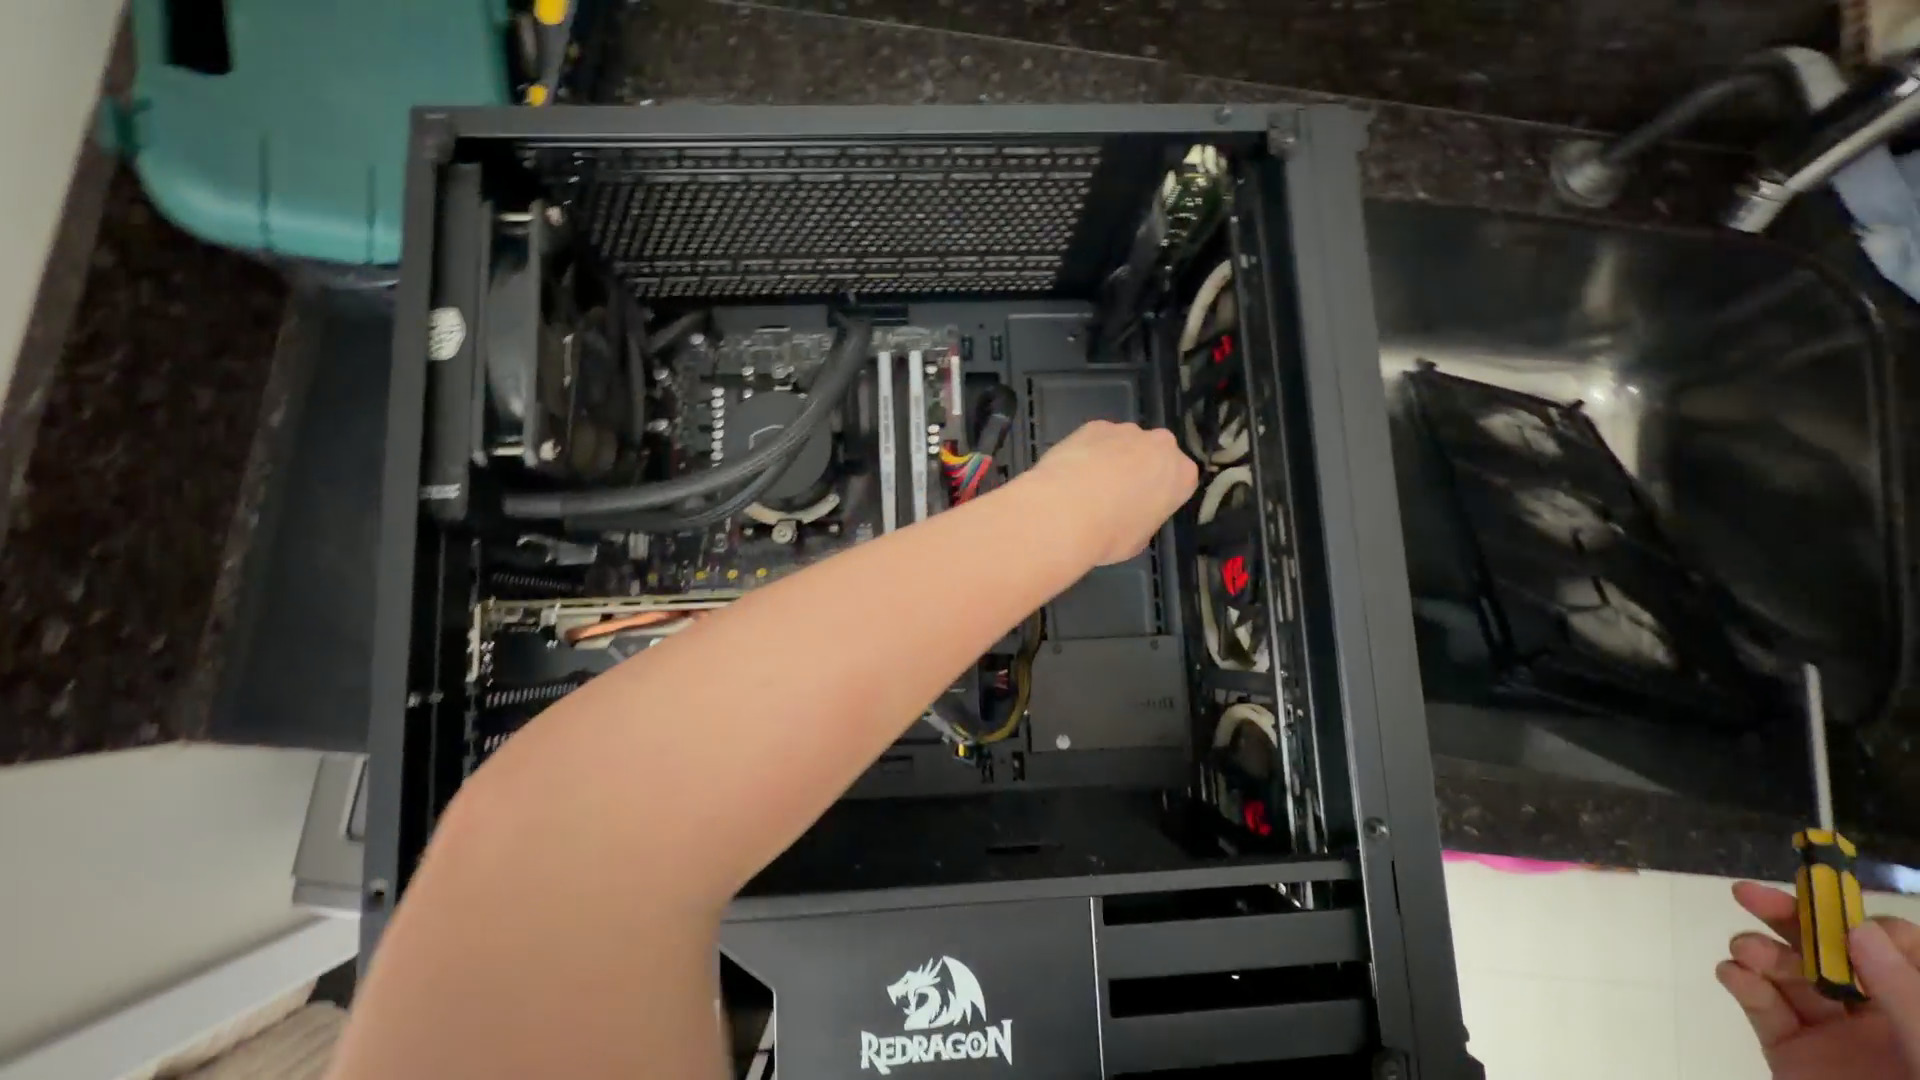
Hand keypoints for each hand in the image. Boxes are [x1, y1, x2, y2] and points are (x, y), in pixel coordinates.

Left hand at [1017, 421, 1198, 566]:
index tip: (1143, 508)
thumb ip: (1144, 520)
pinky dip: (1087, 452)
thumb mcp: (1139, 540)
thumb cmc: (1110, 534)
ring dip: (1112, 459)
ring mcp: (1126, 430)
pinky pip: (1096, 439)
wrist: (1064, 512)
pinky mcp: (1093, 425)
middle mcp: (1160, 445)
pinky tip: (1072, 474)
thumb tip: (1131, 515)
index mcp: (1181, 474)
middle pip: (1154, 455)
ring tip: (1088, 486)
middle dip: (1139, 470)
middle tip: (1116, 496)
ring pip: (1124, 444)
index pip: (1179, 480)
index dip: (1160, 495)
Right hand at [1717, 881, 1919, 1078]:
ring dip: (1758, 950)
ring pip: (1784, 971)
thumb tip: (1857, 926)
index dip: (1858, 921)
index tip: (1829, 904)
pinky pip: (1758, 1006)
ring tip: (1748, 953)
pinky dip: (1739, 981)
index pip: (1890, 946)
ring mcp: (1830, 1033)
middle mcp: (1879, 1014)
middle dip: (1787, 918)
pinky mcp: (1788, 1050)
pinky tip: (1735, 976)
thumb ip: (1907, 993)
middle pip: (1826, 950)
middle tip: (1750, 895)